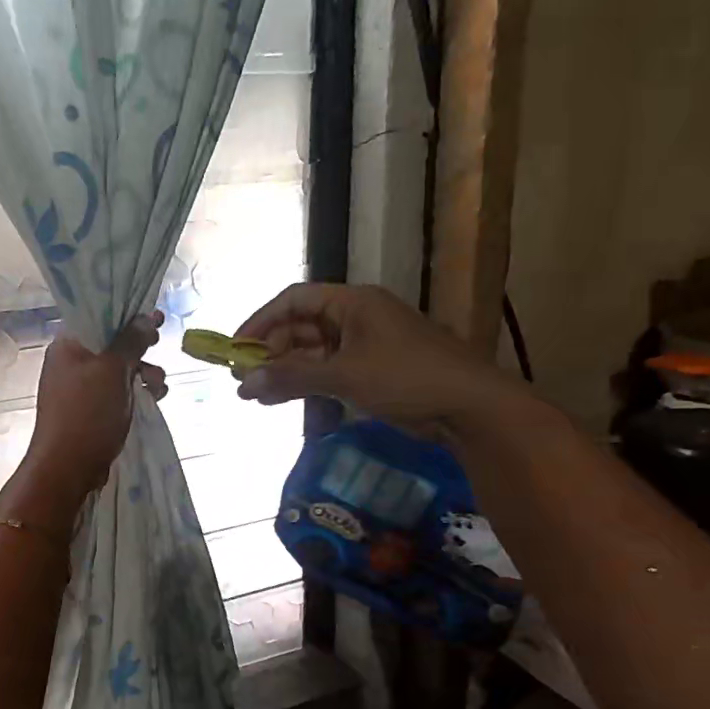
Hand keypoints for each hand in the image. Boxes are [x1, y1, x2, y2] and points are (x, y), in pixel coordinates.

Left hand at [21, 312, 167, 497]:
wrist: (68, 467)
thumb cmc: (88, 412)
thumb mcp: (113, 370)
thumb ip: (131, 341)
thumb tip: (145, 318)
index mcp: (68, 345)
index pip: (98, 315)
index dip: (127, 313)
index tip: (154, 315)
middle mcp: (71, 362)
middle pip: (111, 342)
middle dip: (139, 345)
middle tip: (159, 343)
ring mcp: (80, 387)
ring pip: (118, 368)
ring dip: (143, 371)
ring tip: (158, 383)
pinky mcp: (91, 409)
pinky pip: (117, 391)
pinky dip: (136, 391)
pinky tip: (154, 397)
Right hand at [233, 283, 523, 428]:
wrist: (472, 408)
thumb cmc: (407, 377)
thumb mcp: (344, 375)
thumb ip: (291, 378)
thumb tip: (243, 385)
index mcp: (352, 302)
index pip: (294, 300)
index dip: (261, 320)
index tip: (237, 347)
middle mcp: (356, 318)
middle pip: (300, 327)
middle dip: (270, 353)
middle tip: (244, 380)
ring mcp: (364, 346)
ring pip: (311, 353)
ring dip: (283, 372)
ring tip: (255, 396)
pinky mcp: (371, 372)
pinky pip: (327, 372)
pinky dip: (304, 385)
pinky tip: (282, 401)